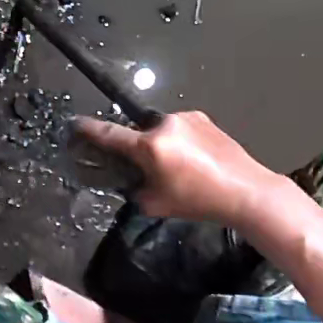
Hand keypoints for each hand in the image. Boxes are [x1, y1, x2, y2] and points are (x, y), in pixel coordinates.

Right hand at [73, 112, 286, 226]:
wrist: (247, 191)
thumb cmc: (198, 202)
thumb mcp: (155, 204)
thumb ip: (135, 189)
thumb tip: (132, 181)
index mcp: (151, 146)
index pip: (111, 135)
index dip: (90, 130)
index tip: (75, 123)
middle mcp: (166, 125)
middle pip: (138, 133)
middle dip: (139, 148)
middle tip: (150, 170)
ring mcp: (187, 118)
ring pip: (161, 130)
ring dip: (161, 145)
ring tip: (178, 169)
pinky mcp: (204, 119)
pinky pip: (180, 129)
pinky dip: (179, 142)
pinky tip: (194, 161)